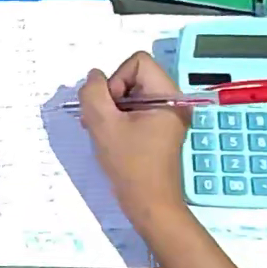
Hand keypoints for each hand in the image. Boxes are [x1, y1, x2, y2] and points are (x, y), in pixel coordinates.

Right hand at [78, 52, 191, 224]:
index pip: (137, 62)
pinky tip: (109, 137)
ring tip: (102, 131)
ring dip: (111, 108)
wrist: (149, 204)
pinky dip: (118, 119)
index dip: (116, 80)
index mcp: (169, 95)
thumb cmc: (130, 165)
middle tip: (100, 122)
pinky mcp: (159, 129)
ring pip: (131, 93)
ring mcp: (167, 115)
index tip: (112, 110)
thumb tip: (94, 77)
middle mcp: (173, 100)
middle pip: (133, 76)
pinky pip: (135, 109)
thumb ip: (93, 93)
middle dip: (111, 96)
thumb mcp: (104, 125)